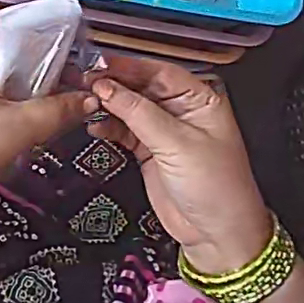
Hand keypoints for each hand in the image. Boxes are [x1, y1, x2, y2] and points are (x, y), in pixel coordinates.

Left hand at [0, 24, 98, 209]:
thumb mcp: (20, 128)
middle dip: (46, 60)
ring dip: (35, 81)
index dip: (46, 28)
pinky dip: (20, 95)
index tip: (73, 39)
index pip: (15, 24)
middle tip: (73, 74)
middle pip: (14, 47)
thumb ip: (59, 110)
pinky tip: (37, 113)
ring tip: (61, 95)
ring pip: (8, 70)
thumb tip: (87, 100)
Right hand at [85, 53, 271, 274]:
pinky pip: (123, 130)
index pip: (159, 72)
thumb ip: (139, 113)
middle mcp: (181, 110)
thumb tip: (107, 87)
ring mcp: (164, 130)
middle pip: (141, 86)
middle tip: (86, 80)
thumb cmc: (218, 189)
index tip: (100, 65)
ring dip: (107, 104)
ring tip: (86, 102)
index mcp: (200, 100)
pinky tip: (95, 125)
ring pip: (129, 107)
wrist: (217, 237)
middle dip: (113, 84)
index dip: (129, 67)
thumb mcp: (177, 144)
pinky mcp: (149, 150)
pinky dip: (108, 127)